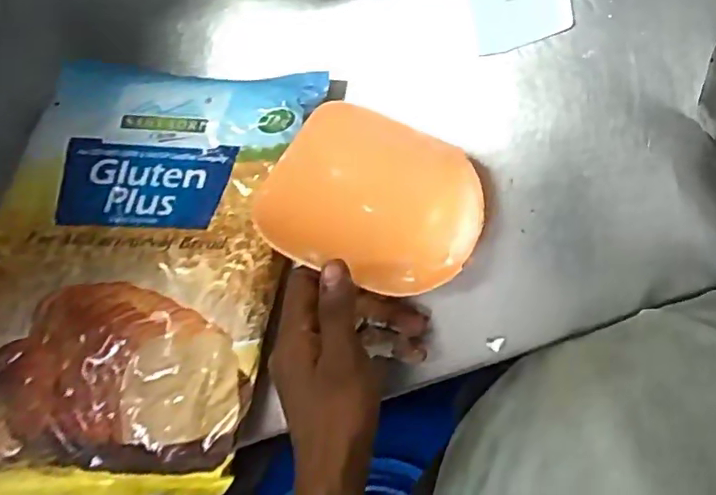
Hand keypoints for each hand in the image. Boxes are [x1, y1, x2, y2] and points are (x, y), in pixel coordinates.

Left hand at [270, 261, 429, 494]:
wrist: (338, 469)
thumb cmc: (339, 410)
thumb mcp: (343, 355)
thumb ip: (337, 309)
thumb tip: (331, 262)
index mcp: (295, 337)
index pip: (303, 285)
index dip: (327, 264)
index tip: (360, 246)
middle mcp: (302, 343)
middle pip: (337, 305)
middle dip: (376, 303)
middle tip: (411, 308)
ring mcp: (318, 359)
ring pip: (354, 325)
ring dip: (388, 324)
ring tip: (420, 330)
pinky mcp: (335, 374)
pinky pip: (359, 346)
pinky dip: (384, 345)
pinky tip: (413, 351)